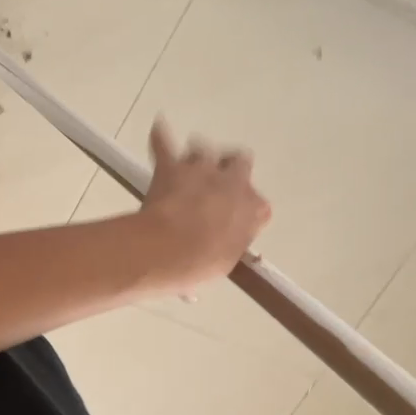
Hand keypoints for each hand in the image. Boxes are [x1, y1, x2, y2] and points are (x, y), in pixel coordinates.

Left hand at [128, 117, 270, 293]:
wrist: (172, 247)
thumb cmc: (200, 265)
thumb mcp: (215, 270)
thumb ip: (210, 264)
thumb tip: (191, 289)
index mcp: (254, 210)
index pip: (257, 204)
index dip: (241, 208)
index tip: (229, 217)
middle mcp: (234, 183)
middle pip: (238, 162)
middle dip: (227, 168)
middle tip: (214, 177)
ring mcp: (202, 169)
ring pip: (204, 150)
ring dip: (195, 156)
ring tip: (185, 161)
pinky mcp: (171, 164)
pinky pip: (164, 141)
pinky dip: (159, 135)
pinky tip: (158, 125)